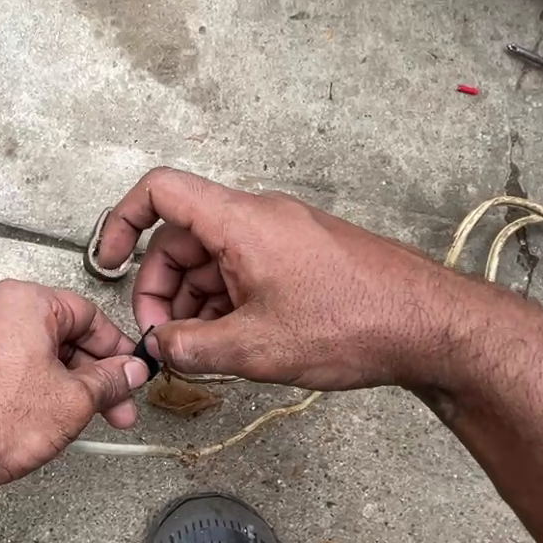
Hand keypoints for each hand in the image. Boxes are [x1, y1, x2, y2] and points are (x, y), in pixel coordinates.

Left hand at [0, 280, 148, 493]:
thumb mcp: (71, 401)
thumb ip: (108, 381)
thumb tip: (129, 371)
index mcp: (26, 302)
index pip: (89, 315)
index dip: (117, 350)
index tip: (131, 376)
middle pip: (62, 336)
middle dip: (94, 377)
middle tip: (116, 410)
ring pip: (36, 356)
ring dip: (65, 387)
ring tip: (79, 423)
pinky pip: (10, 369)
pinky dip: (32, 390)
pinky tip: (42, 421)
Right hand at [93, 168, 510, 392]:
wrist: (434, 327)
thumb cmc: (358, 323)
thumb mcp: (254, 347)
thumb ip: (190, 348)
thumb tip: (159, 348)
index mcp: (241, 222)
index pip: (161, 191)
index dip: (122, 221)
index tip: (108, 260)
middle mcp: (259, 218)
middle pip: (180, 238)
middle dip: (161, 289)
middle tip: (164, 338)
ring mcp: (280, 237)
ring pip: (210, 260)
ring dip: (194, 303)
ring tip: (203, 350)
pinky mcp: (298, 257)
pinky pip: (241, 270)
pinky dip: (224, 303)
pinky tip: (232, 342)